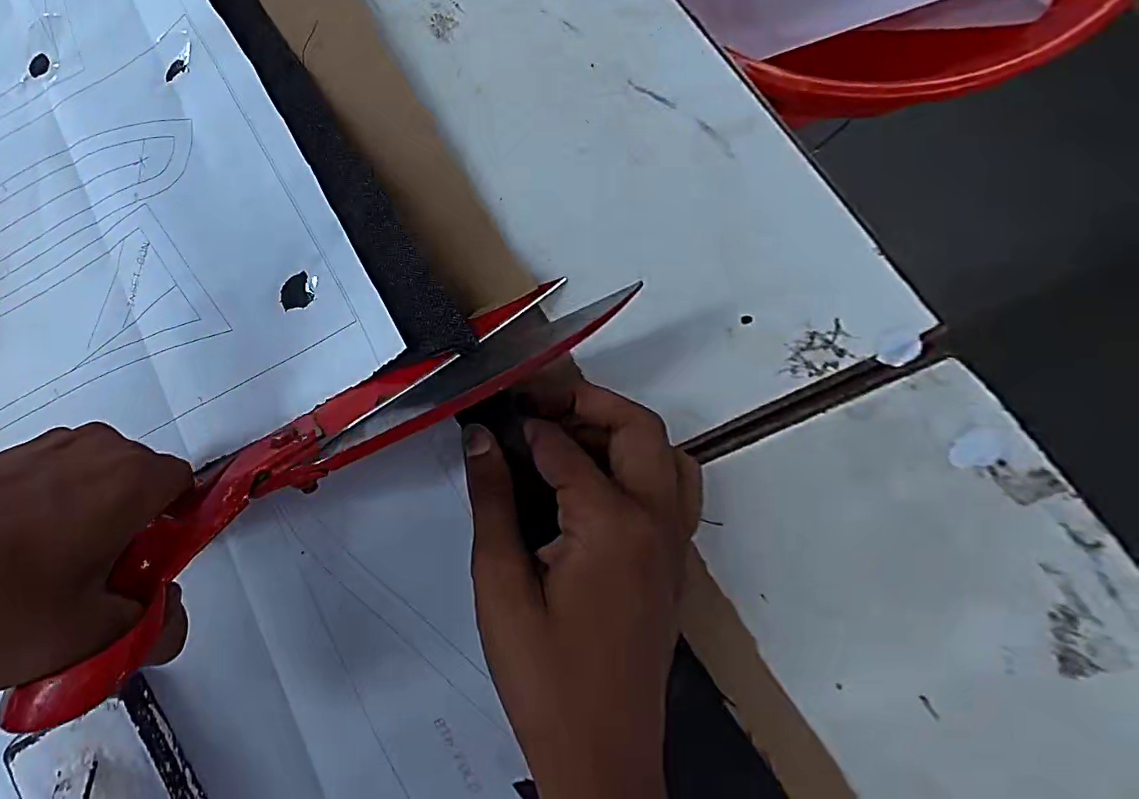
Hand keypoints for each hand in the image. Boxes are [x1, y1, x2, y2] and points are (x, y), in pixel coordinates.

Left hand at [0, 422, 194, 702]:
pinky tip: (13, 569)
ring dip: (93, 529)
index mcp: (123, 478)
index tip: (153, 575)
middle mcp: (88, 447)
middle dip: (136, 535)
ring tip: (53, 590)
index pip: (184, 485)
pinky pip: (55, 482)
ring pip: (95, 485)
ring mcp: (41, 447)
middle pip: (140, 485)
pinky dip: (55, 517)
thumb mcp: (87, 638)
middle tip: (105, 594)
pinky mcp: (3, 459)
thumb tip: (169, 617)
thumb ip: (153, 627)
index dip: (179, 532)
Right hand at [461, 383, 701, 798]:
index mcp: (612, 525)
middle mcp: (656, 526)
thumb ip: (492, 499)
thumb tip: (481, 436)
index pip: (564, 447)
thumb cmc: (540, 668)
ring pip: (667, 457)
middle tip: (529, 405)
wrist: (597, 752)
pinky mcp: (669, 569)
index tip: (486, 413)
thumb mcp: (499, 579)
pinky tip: (582, 484)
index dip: (520, 423)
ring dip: (616, 430)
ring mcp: (672, 549)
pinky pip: (668, 491)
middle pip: (639, 430)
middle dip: (584, 401)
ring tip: (558, 435)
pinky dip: (633, 464)